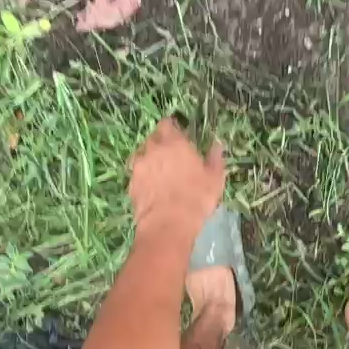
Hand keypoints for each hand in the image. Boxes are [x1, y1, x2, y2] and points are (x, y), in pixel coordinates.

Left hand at [128, 118, 224, 236]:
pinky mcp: (131, 183)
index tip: (178, 135)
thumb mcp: (214, 178)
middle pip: (153, 138)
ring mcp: (139, 166)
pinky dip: (143, 175)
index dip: (172, 128)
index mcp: (174, 142)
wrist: (168, 224)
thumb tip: (217, 145)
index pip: (168, 124)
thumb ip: (215, 159)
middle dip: (160, 142)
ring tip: (160, 170)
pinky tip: (152, 186)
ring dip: (150, 158)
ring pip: (142, 154)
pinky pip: (137, 173)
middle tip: (171, 154)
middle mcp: (153, 149)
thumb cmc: (196, 198)